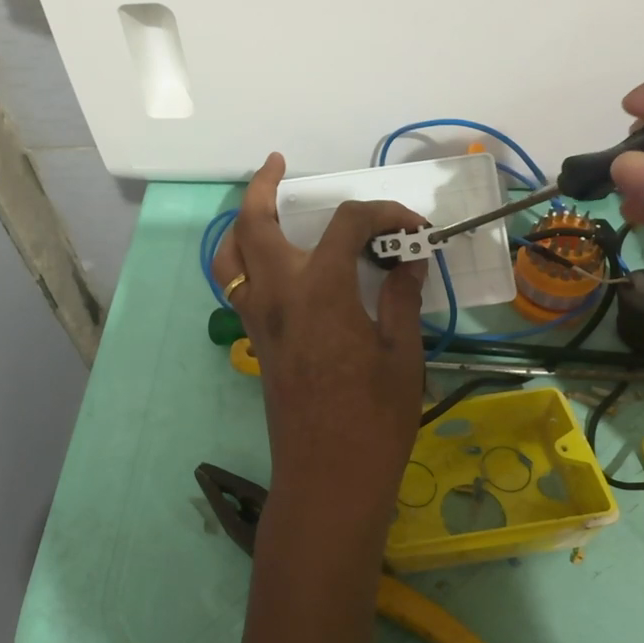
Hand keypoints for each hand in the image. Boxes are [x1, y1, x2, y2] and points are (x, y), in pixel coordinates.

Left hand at [212, 153, 429, 511]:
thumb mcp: (402, 354)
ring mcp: (258, 316)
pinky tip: (270, 261)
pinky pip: (235, 283)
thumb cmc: (374, 420)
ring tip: (264, 205)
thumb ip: (400, 296)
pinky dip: (243, 257)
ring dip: (242, 220)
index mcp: (321, 289)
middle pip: (254, 221)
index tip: (413, 226)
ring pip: (230, 252)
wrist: (327, 478)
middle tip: (279, 164)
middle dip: (264, 185)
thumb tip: (408, 259)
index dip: (384, 213)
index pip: (347, 223)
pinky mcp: (254, 338)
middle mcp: (278, 292)